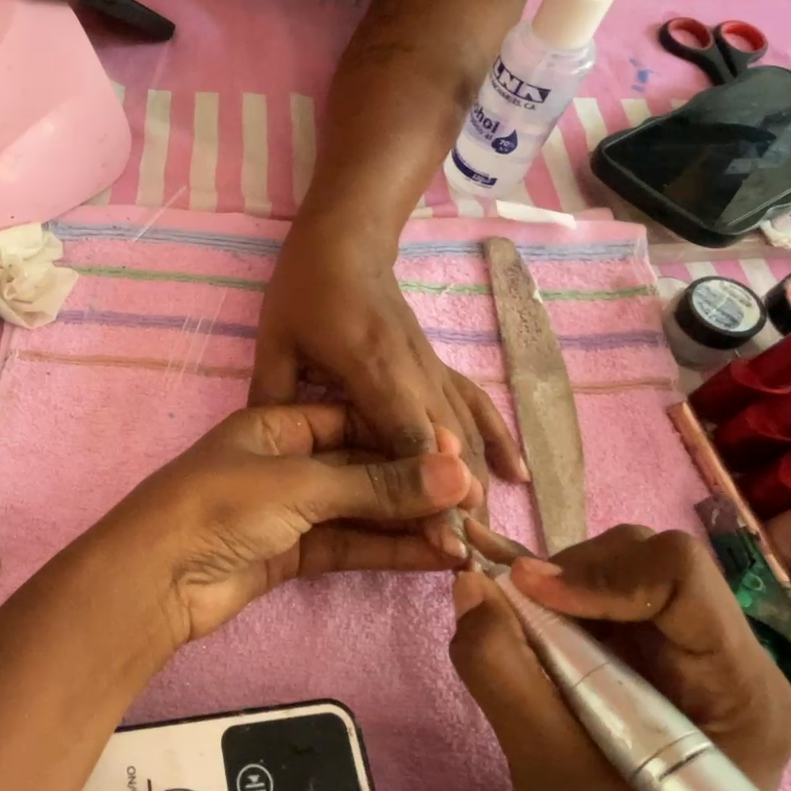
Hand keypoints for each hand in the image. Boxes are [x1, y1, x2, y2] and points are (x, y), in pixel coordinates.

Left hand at [92, 404, 476, 645]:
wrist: (156, 576)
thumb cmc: (221, 504)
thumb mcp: (299, 484)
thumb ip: (377, 484)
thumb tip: (457, 476)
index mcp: (277, 423)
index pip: (355, 419)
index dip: (405, 438)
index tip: (460, 459)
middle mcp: (286, 460)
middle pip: (362, 466)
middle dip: (414, 486)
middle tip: (472, 507)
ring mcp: (289, 509)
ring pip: (360, 509)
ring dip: (409, 523)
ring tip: (466, 539)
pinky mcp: (292, 553)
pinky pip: (349, 543)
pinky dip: (388, 549)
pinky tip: (433, 557)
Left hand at [251, 219, 525, 556]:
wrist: (347, 238)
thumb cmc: (305, 289)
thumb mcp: (274, 343)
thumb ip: (274, 396)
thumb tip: (273, 454)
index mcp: (367, 365)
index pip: (402, 430)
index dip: (422, 479)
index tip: (442, 528)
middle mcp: (411, 371)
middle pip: (442, 441)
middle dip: (455, 497)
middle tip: (470, 552)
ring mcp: (430, 368)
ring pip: (464, 429)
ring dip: (478, 479)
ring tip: (490, 533)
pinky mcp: (436, 367)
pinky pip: (473, 404)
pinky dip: (497, 438)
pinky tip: (516, 472)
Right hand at [449, 525, 790, 790]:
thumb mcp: (549, 770)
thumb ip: (505, 674)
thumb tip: (468, 583)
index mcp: (741, 692)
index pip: (681, 577)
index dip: (599, 572)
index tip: (527, 593)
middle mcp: (731, 659)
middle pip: (649, 561)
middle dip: (570, 578)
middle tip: (514, 617)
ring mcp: (695, 656)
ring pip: (621, 569)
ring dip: (556, 591)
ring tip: (519, 634)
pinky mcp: (659, 657)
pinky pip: (602, 597)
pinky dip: (552, 601)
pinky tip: (520, 620)